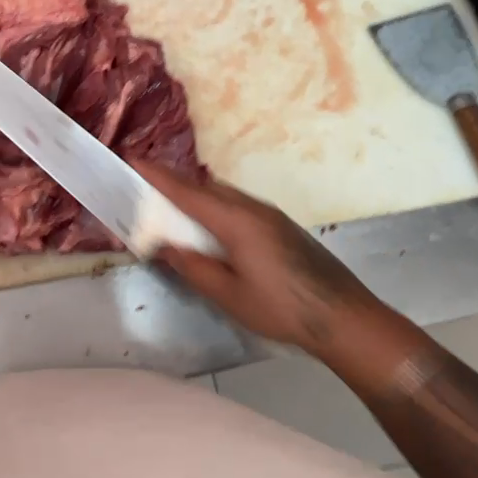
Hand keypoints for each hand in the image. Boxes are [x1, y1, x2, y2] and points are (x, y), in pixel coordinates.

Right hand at [137, 162, 388, 358]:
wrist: (346, 318)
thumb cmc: (281, 309)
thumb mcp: (227, 294)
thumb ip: (191, 266)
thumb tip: (163, 246)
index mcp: (234, 221)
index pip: (186, 191)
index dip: (157, 175)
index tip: (131, 158)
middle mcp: (251, 208)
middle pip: (204, 187)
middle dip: (172, 182)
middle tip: (144, 185)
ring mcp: (269, 215)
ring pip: (223, 194)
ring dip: (195, 194)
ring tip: (171, 206)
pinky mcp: (280, 226)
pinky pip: (237, 204)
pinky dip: (214, 205)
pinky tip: (209, 224)